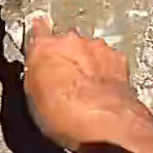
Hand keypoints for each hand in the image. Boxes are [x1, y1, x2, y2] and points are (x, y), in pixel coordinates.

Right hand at [23, 13, 152, 151]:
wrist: (104, 123)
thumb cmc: (65, 116)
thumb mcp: (34, 100)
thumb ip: (34, 77)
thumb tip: (36, 73)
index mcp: (43, 48)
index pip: (37, 29)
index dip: (38, 35)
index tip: (38, 38)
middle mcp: (70, 40)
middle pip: (65, 42)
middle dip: (65, 56)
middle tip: (63, 82)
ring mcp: (96, 47)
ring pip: (88, 50)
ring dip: (86, 64)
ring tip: (85, 91)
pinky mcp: (118, 58)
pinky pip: (107, 60)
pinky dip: (104, 71)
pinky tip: (102, 91)